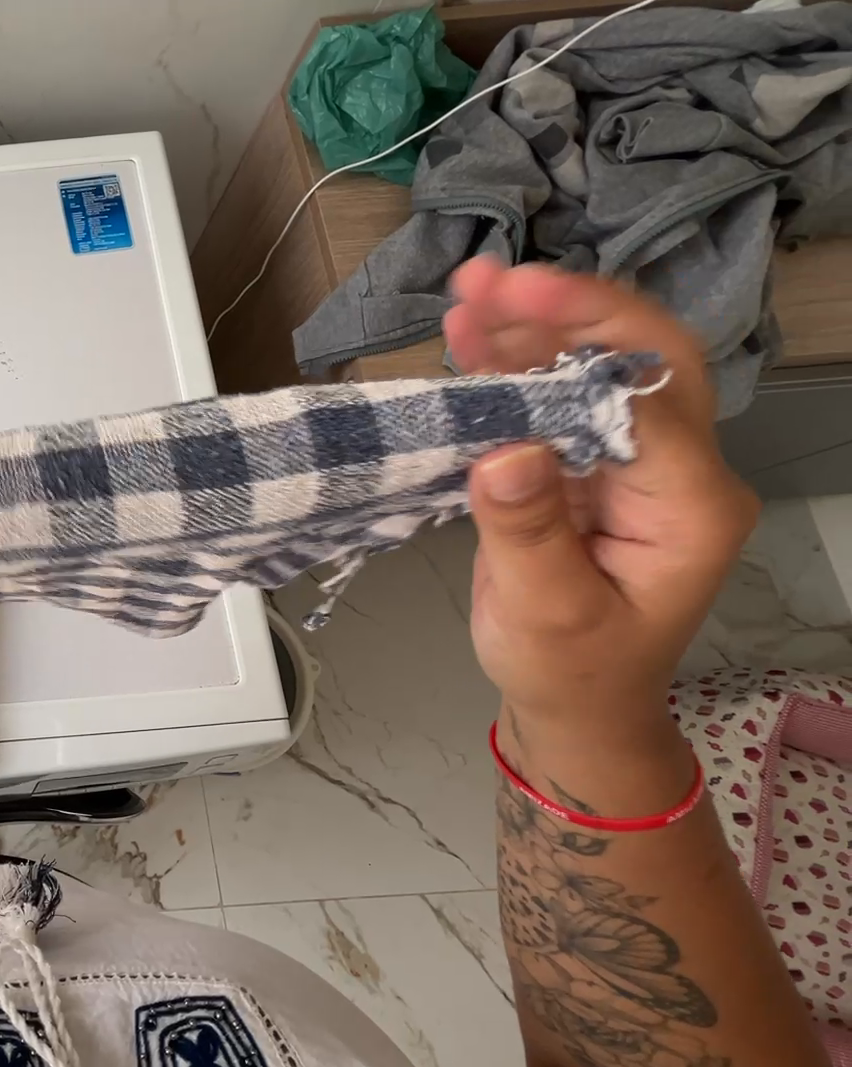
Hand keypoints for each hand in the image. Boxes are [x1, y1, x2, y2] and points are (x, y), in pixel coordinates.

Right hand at [444, 258, 757, 733]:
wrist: (573, 698)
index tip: (509, 300)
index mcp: (687, 503)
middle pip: (629, 364)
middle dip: (561, 313)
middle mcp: (670, 470)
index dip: (583, 335)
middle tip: (484, 280)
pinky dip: (508, 371)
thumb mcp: (549, 609)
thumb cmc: (568, 665)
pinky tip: (469, 344)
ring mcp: (625, 467)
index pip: (647, 394)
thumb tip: (505, 451)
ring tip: (466, 297)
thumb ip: (530, 531)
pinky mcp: (580, 472)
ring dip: (528, 331)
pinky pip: (549, 408)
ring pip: (587, 376)